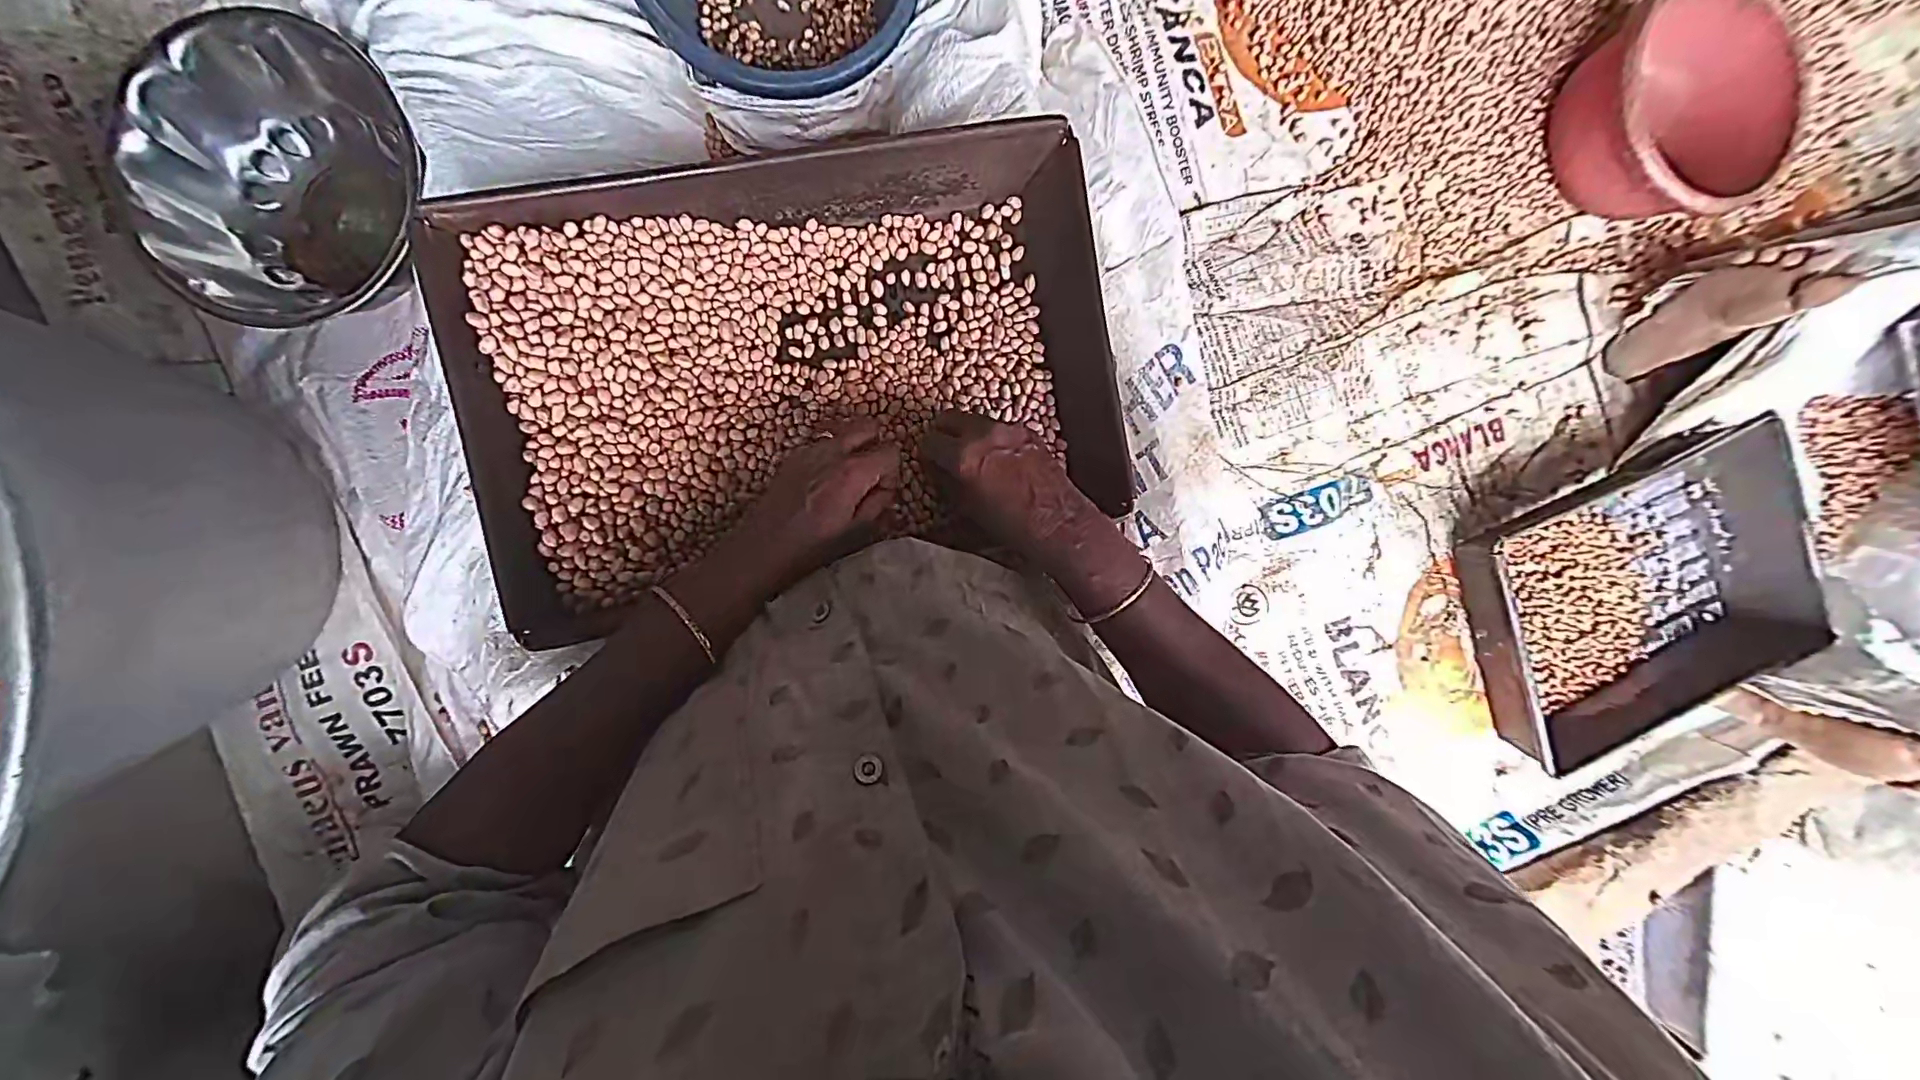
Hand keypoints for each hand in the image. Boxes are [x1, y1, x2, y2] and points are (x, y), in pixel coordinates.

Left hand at [712, 416, 900, 592]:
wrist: (762, 548)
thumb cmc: (810, 547)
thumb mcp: (856, 532)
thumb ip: (878, 504)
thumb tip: (885, 490)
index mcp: (853, 472)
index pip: (891, 451)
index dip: (892, 473)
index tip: (882, 493)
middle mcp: (832, 452)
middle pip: (868, 427)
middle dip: (876, 446)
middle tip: (871, 477)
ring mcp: (809, 451)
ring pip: (844, 432)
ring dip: (854, 449)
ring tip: (848, 482)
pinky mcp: (793, 457)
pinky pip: (822, 443)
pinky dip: (832, 455)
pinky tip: (825, 484)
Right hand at [921, 411, 1143, 609]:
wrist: (1057, 523)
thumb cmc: (1010, 525)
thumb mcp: (968, 508)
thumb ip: (948, 483)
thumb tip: (939, 471)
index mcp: (963, 456)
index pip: (930, 441)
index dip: (925, 452)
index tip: (927, 460)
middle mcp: (984, 435)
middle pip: (949, 417)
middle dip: (942, 432)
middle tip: (942, 448)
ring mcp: (1009, 430)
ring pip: (976, 420)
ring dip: (968, 433)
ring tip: (970, 455)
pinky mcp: (1028, 433)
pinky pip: (1000, 428)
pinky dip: (992, 438)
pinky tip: (997, 457)